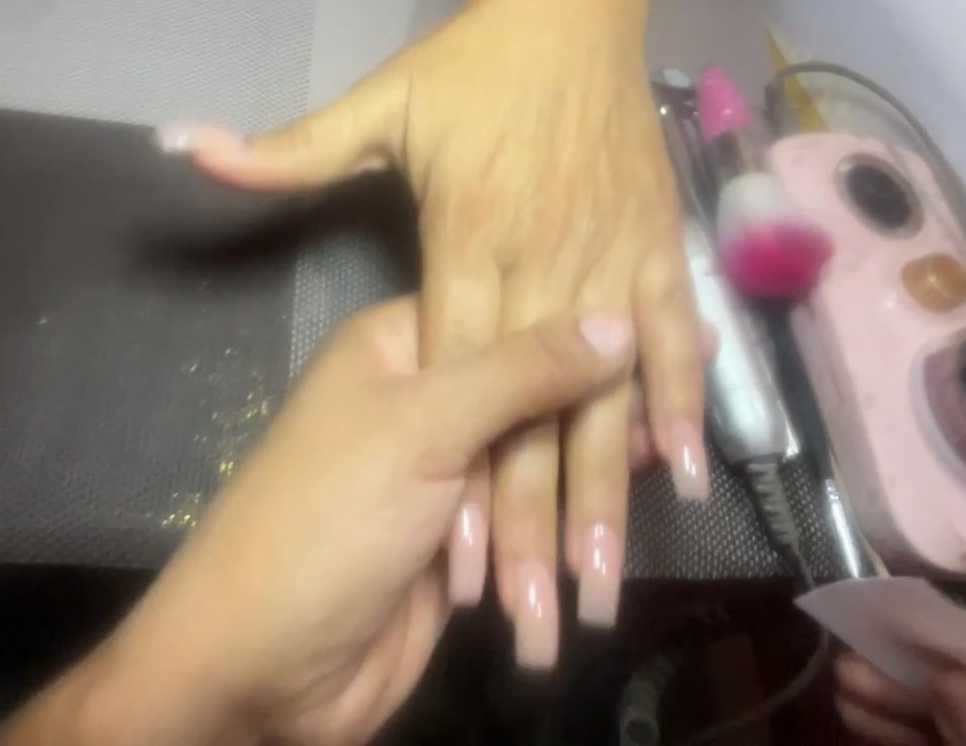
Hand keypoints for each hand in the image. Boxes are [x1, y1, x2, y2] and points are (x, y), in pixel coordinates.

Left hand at [0, 299, 636, 744]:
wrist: (267, 663)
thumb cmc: (332, 516)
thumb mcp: (424, 427)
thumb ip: (521, 371)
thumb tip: (617, 317)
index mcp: (398, 344)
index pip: (504, 305)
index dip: (577, 308)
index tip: (658, 302)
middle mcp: (422, 392)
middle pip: (527, 374)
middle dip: (603, 378)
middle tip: (698, 355)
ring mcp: (443, 464)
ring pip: (535, 441)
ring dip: (599, 442)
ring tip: (679, 427)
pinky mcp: (463, 530)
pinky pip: (529, 501)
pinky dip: (577, 498)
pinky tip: (639, 480)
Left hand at [162, 0, 708, 665]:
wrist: (568, 12)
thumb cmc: (467, 68)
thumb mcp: (376, 107)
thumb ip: (288, 150)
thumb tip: (182, 147)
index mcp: (465, 236)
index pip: (458, 364)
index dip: (458, 457)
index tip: (459, 561)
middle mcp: (535, 258)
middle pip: (528, 400)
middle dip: (534, 511)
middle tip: (544, 614)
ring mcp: (601, 255)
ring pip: (602, 390)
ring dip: (604, 489)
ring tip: (605, 579)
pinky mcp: (648, 248)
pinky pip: (668, 336)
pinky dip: (676, 402)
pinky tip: (680, 470)